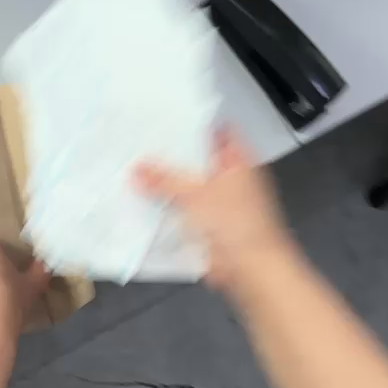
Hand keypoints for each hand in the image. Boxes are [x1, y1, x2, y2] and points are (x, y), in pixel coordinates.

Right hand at [135, 127, 297, 290]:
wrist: (251, 269)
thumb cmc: (235, 223)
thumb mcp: (194, 193)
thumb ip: (163, 179)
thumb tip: (137, 168)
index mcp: (238, 161)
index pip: (217, 131)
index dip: (193, 123)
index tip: (165, 119)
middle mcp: (231, 179)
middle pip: (198, 161)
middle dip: (172, 157)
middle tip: (140, 146)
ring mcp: (221, 204)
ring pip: (189, 189)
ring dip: (168, 186)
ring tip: (136, 173)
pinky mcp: (210, 227)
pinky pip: (185, 214)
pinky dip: (169, 211)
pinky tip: (144, 205)